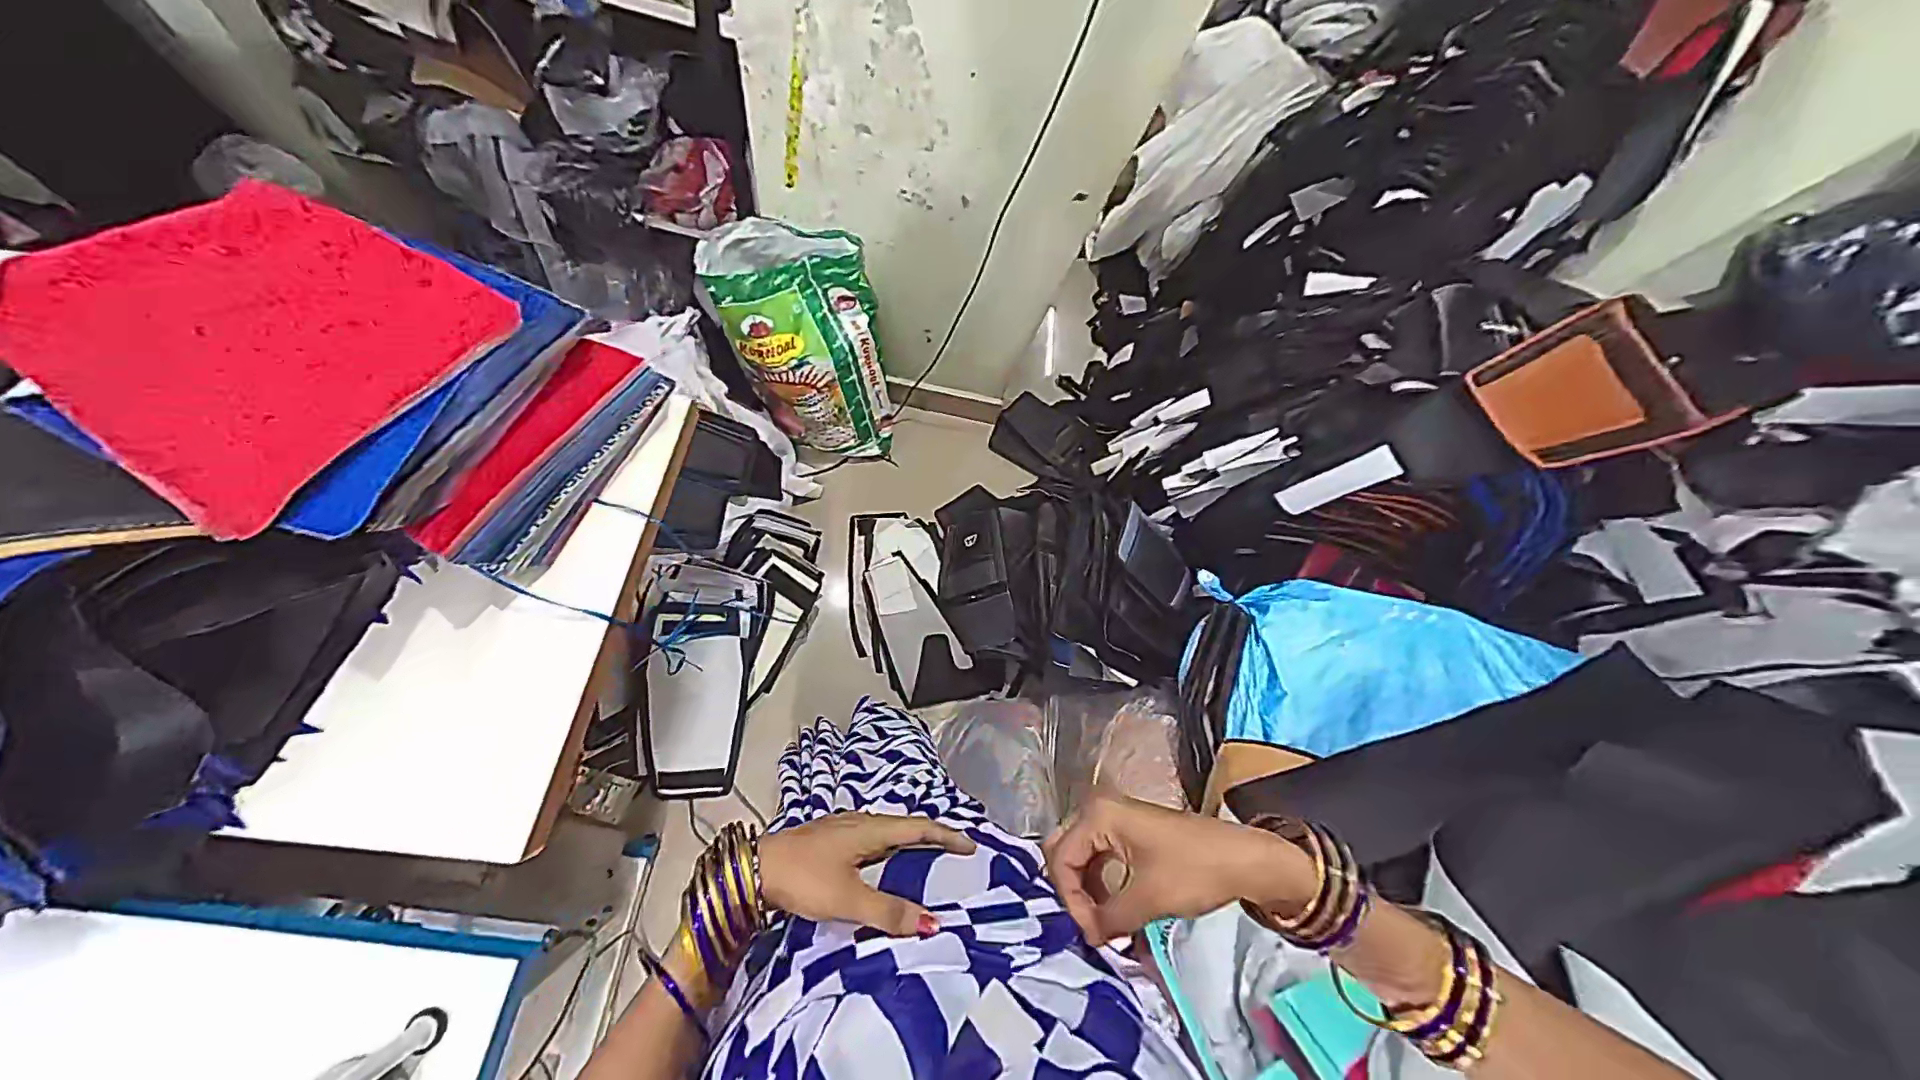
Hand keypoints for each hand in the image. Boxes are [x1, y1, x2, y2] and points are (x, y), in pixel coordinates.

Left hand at [759, 812, 976, 936]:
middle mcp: (860, 822)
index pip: (919, 828)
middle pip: (905, 826)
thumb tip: (931, 922)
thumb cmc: (804, 878)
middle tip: (953, 853)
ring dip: (908, 843)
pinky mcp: (829, 839)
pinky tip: (881, 866)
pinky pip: (870, 840)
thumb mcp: (848, 899)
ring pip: (886, 832)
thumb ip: (888, 911)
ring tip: (925, 859)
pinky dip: (888, 850)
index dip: (947, 835)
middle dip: (931, 837)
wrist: (755, 869)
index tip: (970, 845)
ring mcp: (842, 828)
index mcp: (870, 829)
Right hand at [1043, 794, 1317, 942]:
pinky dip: (1098, 881)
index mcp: (1098, 815)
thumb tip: (1090, 935)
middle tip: (1086, 925)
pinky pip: (1098, 854)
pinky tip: (1110, 907)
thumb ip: (1109, 918)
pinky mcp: (1129, 829)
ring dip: (1084, 888)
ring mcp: (1115, 816)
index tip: (1091, 934)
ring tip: (1099, 923)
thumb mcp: (1147, 900)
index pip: (1062, 859)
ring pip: (1080, 854)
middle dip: (1071, 891)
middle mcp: (1100, 808)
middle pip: (1064, 850)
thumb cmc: (1194, 871)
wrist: (1243, 859)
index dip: (1071, 900)